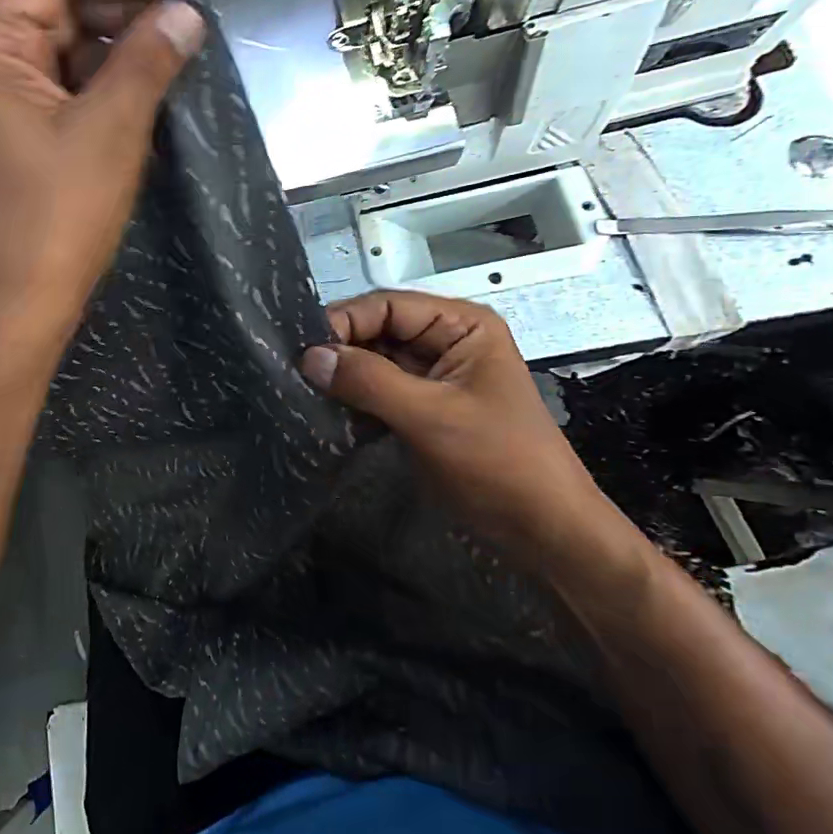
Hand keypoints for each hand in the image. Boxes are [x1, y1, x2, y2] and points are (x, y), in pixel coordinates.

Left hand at [0, 0, 205, 334]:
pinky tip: (150, 85)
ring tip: (177, 49)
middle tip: (185, 17)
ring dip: (119, 37)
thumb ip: (148, 61)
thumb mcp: (111, 130)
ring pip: (63, 35)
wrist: (28, 298)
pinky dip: (108, 73)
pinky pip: (66, 75)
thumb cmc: (62, 214)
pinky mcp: (20, 122)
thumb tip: (187, 15)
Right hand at [300, 291, 607, 559]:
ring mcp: (437, 379)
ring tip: (302, 395)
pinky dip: (358, 404)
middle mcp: (448, 342)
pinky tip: (329, 416)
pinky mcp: (427, 413)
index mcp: (462, 326)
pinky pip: (383, 396)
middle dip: (341, 352)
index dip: (345, 322)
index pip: (389, 306)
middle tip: (291, 374)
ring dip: (345, 380)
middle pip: (381, 332)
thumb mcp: (431, 416)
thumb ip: (369, 381)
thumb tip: (310, 356)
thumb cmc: (496, 461)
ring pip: (378, 365)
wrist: (541, 527)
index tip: (299, 351)